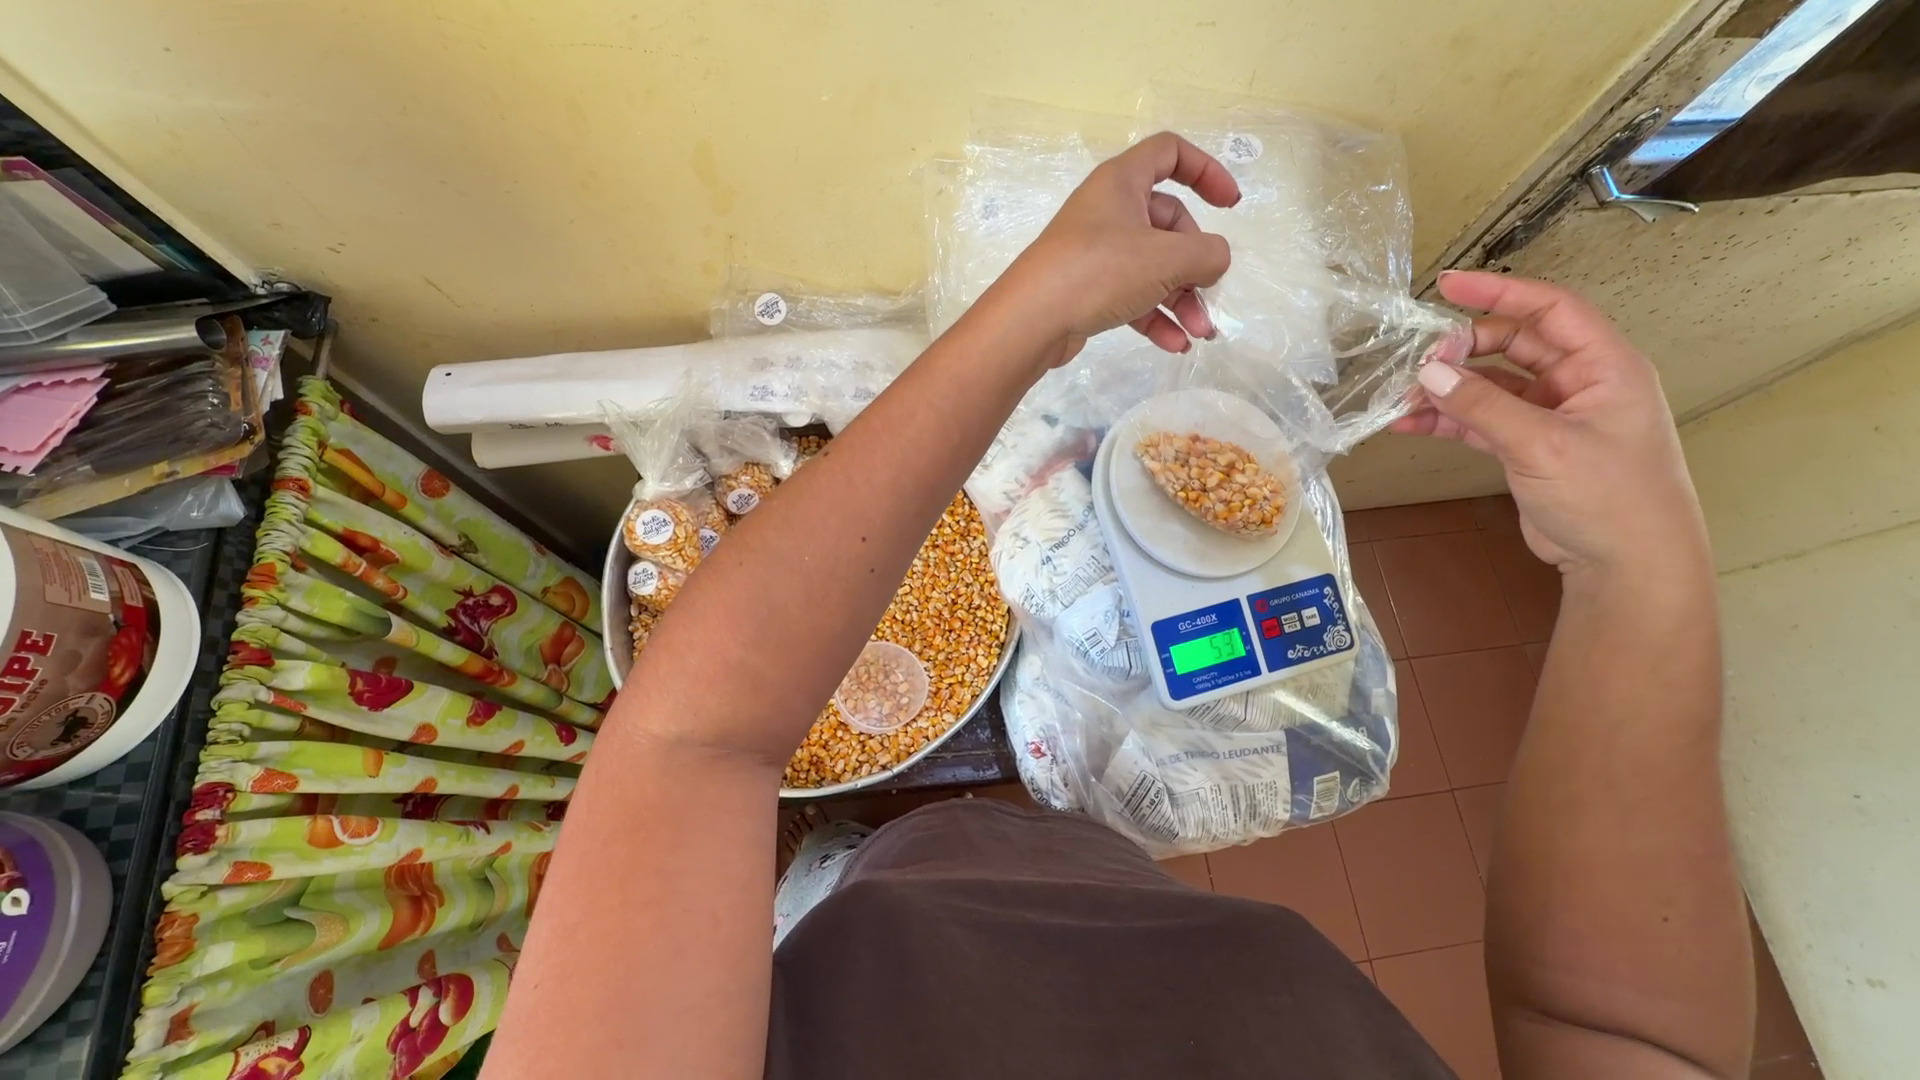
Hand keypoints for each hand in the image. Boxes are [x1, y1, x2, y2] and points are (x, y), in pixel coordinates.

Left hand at [978, 131, 1240, 367]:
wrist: (1030, 321)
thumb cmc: (1099, 271)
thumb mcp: (1167, 258)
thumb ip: (1207, 254)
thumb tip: (1215, 260)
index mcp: (1122, 182)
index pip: (1170, 154)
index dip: (1206, 171)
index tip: (1230, 204)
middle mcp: (1107, 211)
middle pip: (1168, 225)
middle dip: (1196, 264)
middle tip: (1209, 293)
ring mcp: (1095, 253)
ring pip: (1152, 267)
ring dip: (1181, 299)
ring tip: (1201, 333)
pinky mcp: (1086, 290)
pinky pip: (1132, 297)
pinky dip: (1155, 317)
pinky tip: (1176, 345)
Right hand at [1389, 271, 1707, 579]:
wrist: (1626, 563)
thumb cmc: (1608, 496)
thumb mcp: (1543, 445)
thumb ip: (1483, 406)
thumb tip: (1428, 372)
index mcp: (1603, 366)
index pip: (1549, 309)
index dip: (1499, 293)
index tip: (1447, 285)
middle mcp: (1578, 383)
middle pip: (1513, 345)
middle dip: (1462, 350)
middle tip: (1417, 363)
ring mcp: (1551, 416)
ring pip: (1490, 386)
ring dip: (1448, 390)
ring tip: (1401, 398)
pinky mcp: (1528, 447)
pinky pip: (1481, 421)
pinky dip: (1448, 421)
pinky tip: (1411, 425)